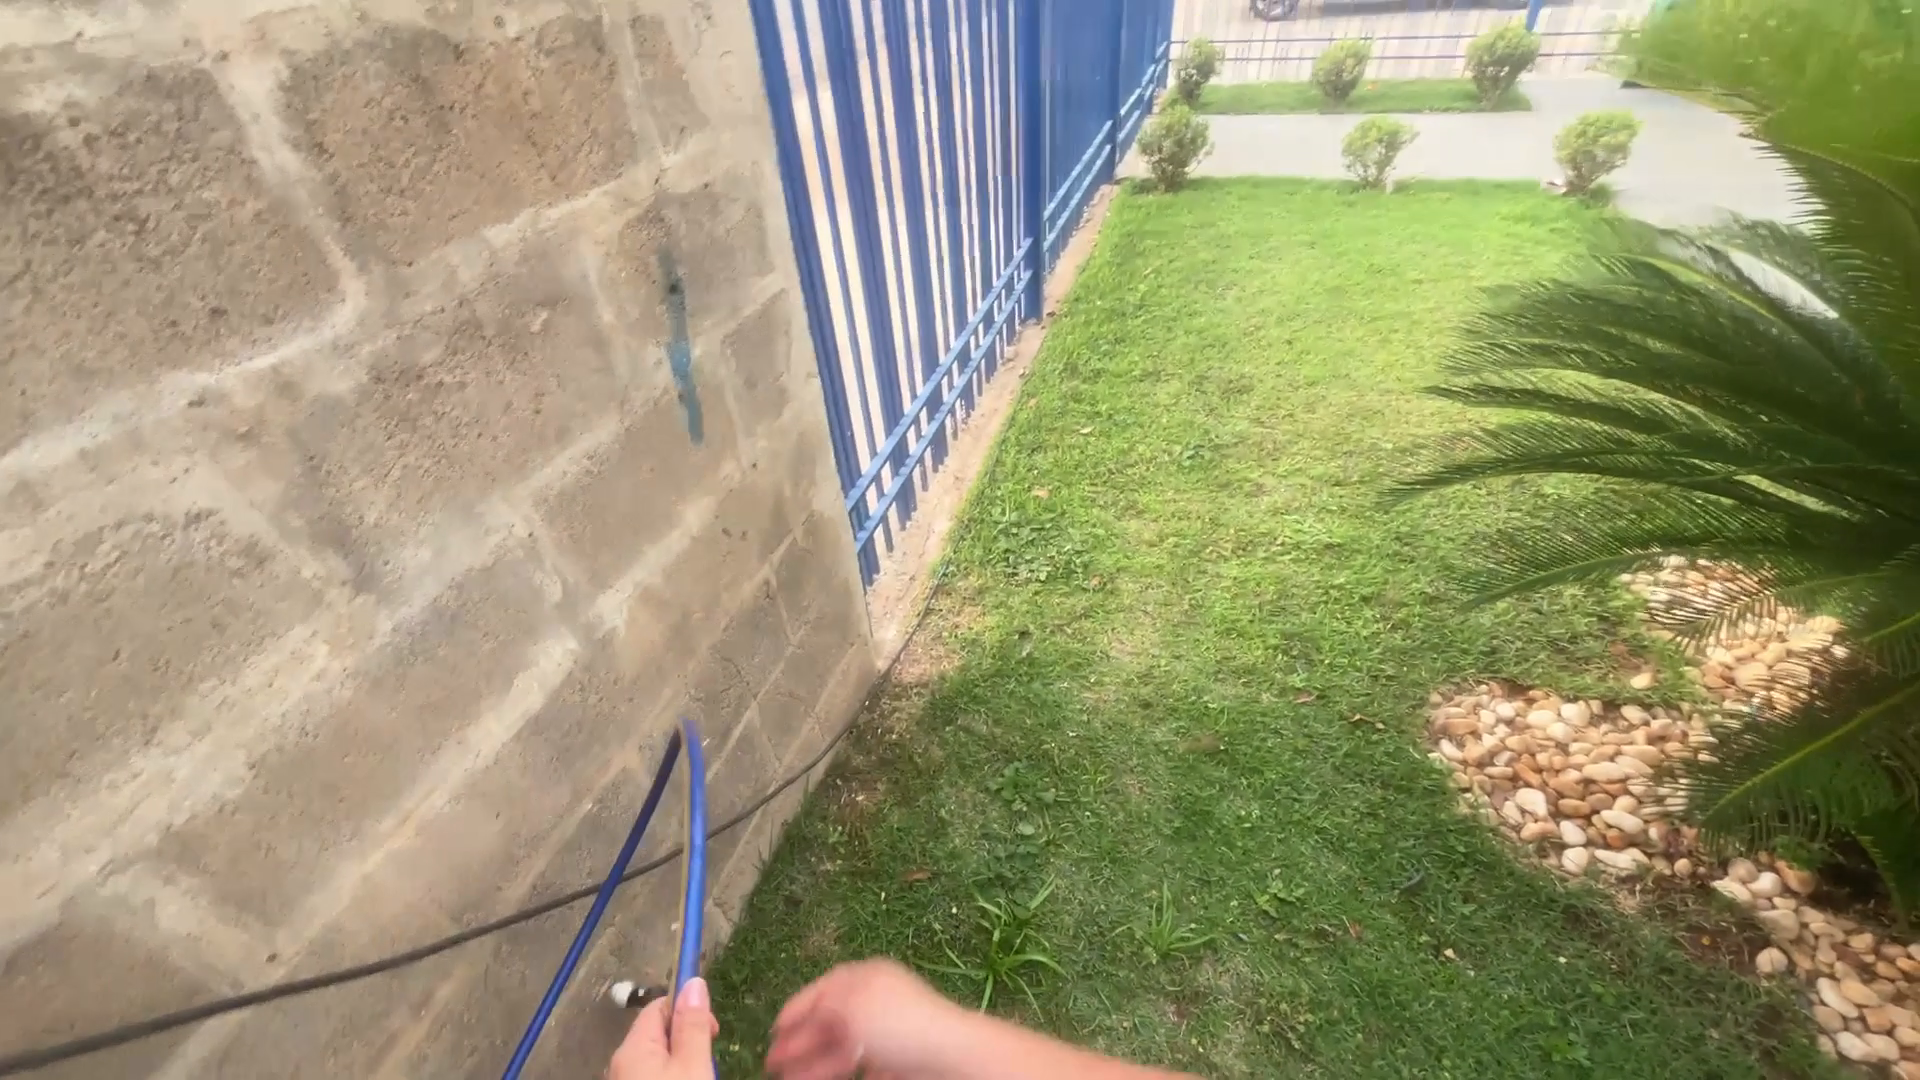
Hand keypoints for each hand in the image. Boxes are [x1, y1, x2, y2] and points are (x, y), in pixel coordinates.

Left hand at [608, 978, 718, 1079]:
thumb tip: (693, 982)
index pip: (661, 1004)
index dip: (689, 1008)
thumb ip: (692, 1024)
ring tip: (697, 1075)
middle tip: (707, 1060)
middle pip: (660, 1031)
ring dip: (681, 1059)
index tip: (712, 1029)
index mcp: (633, 1046)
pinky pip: (653, 1074)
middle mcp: (622, 1061)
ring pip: (658, 1056)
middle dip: (687, 1038)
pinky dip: (671, 1075)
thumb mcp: (691, 1064)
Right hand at [765, 958, 971, 1079]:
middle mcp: (873, 999)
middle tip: (770, 1063)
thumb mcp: (854, 1006)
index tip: (772, 1029)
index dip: (797, 1006)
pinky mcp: (893, 1060)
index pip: (824, 986)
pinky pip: (856, 1065)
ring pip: (840, 1047)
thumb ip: (826, 1004)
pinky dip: (834, 1072)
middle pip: (829, 1018)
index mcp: (865, 977)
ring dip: (811, 1063)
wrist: (947, 1056)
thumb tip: (810, 1010)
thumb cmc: (897, 1023)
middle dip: (799, 1039)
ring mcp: (884, 1031)